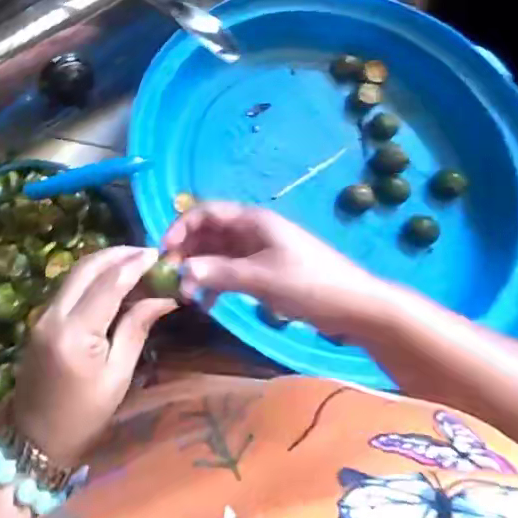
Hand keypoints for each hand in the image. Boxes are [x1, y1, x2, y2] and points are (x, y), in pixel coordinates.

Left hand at [9, 245, 177, 467]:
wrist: (33, 439)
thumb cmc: (83, 416)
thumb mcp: (118, 376)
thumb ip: (136, 329)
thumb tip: (164, 297)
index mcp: (74, 333)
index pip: (109, 283)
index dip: (135, 264)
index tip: (160, 254)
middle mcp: (54, 315)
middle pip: (87, 267)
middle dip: (119, 254)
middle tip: (149, 253)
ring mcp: (43, 315)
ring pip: (76, 272)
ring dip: (106, 261)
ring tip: (136, 262)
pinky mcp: (41, 318)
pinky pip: (70, 286)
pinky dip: (93, 276)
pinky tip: (114, 280)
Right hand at [164, 202, 395, 335]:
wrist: (354, 305)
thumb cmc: (309, 284)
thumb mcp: (261, 279)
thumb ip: (220, 273)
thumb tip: (181, 270)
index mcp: (253, 221)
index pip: (206, 212)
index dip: (180, 227)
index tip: (164, 253)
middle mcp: (252, 231)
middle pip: (209, 233)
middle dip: (187, 253)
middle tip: (171, 280)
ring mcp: (259, 251)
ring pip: (218, 254)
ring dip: (200, 271)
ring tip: (187, 297)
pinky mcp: (266, 271)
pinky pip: (231, 271)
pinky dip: (216, 284)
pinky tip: (208, 305)